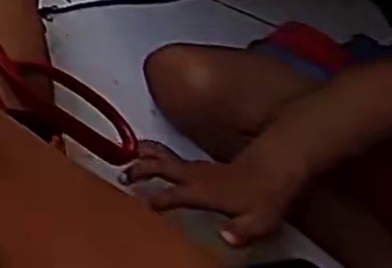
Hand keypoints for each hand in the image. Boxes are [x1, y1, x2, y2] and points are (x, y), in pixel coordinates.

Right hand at [121, 140, 303, 246]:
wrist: (270, 174)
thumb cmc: (263, 200)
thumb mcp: (259, 223)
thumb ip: (240, 232)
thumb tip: (224, 240)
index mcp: (199, 191)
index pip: (170, 195)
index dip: (154, 199)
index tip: (139, 203)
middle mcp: (189, 175)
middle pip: (153, 166)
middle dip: (135, 170)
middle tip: (121, 177)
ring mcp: (190, 166)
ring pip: (156, 153)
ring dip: (138, 153)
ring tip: (125, 155)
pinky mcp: (194, 162)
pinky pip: (164, 153)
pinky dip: (149, 152)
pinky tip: (150, 156)